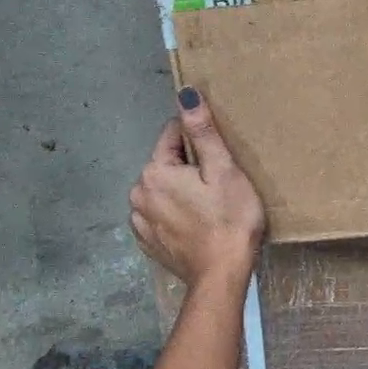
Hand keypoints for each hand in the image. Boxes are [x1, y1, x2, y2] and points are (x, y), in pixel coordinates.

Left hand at [128, 87, 266, 292]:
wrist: (221, 274)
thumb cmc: (229, 218)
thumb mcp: (224, 170)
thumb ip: (203, 131)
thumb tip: (186, 94)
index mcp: (155, 172)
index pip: (173, 135)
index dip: (200, 141)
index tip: (219, 158)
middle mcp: (138, 194)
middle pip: (166, 163)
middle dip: (189, 166)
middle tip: (219, 184)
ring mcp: (140, 221)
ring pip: (162, 189)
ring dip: (181, 190)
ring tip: (210, 205)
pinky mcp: (147, 242)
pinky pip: (160, 214)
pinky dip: (175, 213)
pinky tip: (197, 223)